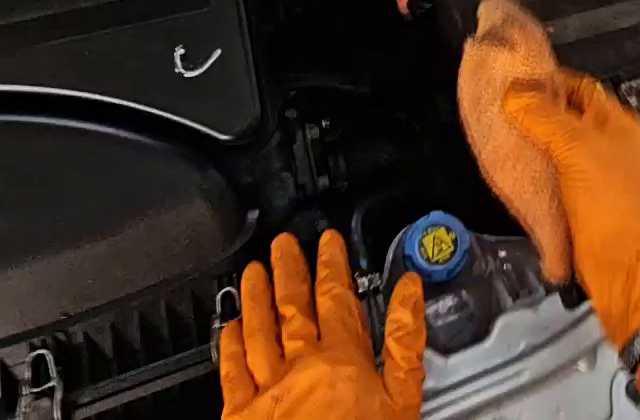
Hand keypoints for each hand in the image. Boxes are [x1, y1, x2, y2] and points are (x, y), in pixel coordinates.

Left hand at [219, 231, 425, 419]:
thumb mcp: (404, 400)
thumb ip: (406, 341)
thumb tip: (410, 288)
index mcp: (341, 358)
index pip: (335, 295)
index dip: (331, 263)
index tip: (327, 240)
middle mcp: (299, 365)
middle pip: (291, 305)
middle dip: (289, 269)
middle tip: (283, 242)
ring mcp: (266, 392)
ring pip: (257, 331)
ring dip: (256, 297)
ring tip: (254, 270)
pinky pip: (232, 374)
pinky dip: (229, 347)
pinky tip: (229, 328)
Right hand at [505, 72, 639, 348]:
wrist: (623, 268)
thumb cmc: (612, 204)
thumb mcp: (574, 147)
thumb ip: (543, 116)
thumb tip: (516, 93)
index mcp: (619, 125)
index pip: (583, 88)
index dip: (553, 82)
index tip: (521, 83)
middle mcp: (614, 148)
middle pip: (572, 119)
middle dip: (541, 114)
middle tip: (509, 111)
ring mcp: (601, 177)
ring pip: (564, 149)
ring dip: (539, 145)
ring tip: (510, 139)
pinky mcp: (588, 205)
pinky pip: (560, 179)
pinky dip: (542, 174)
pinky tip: (522, 175)